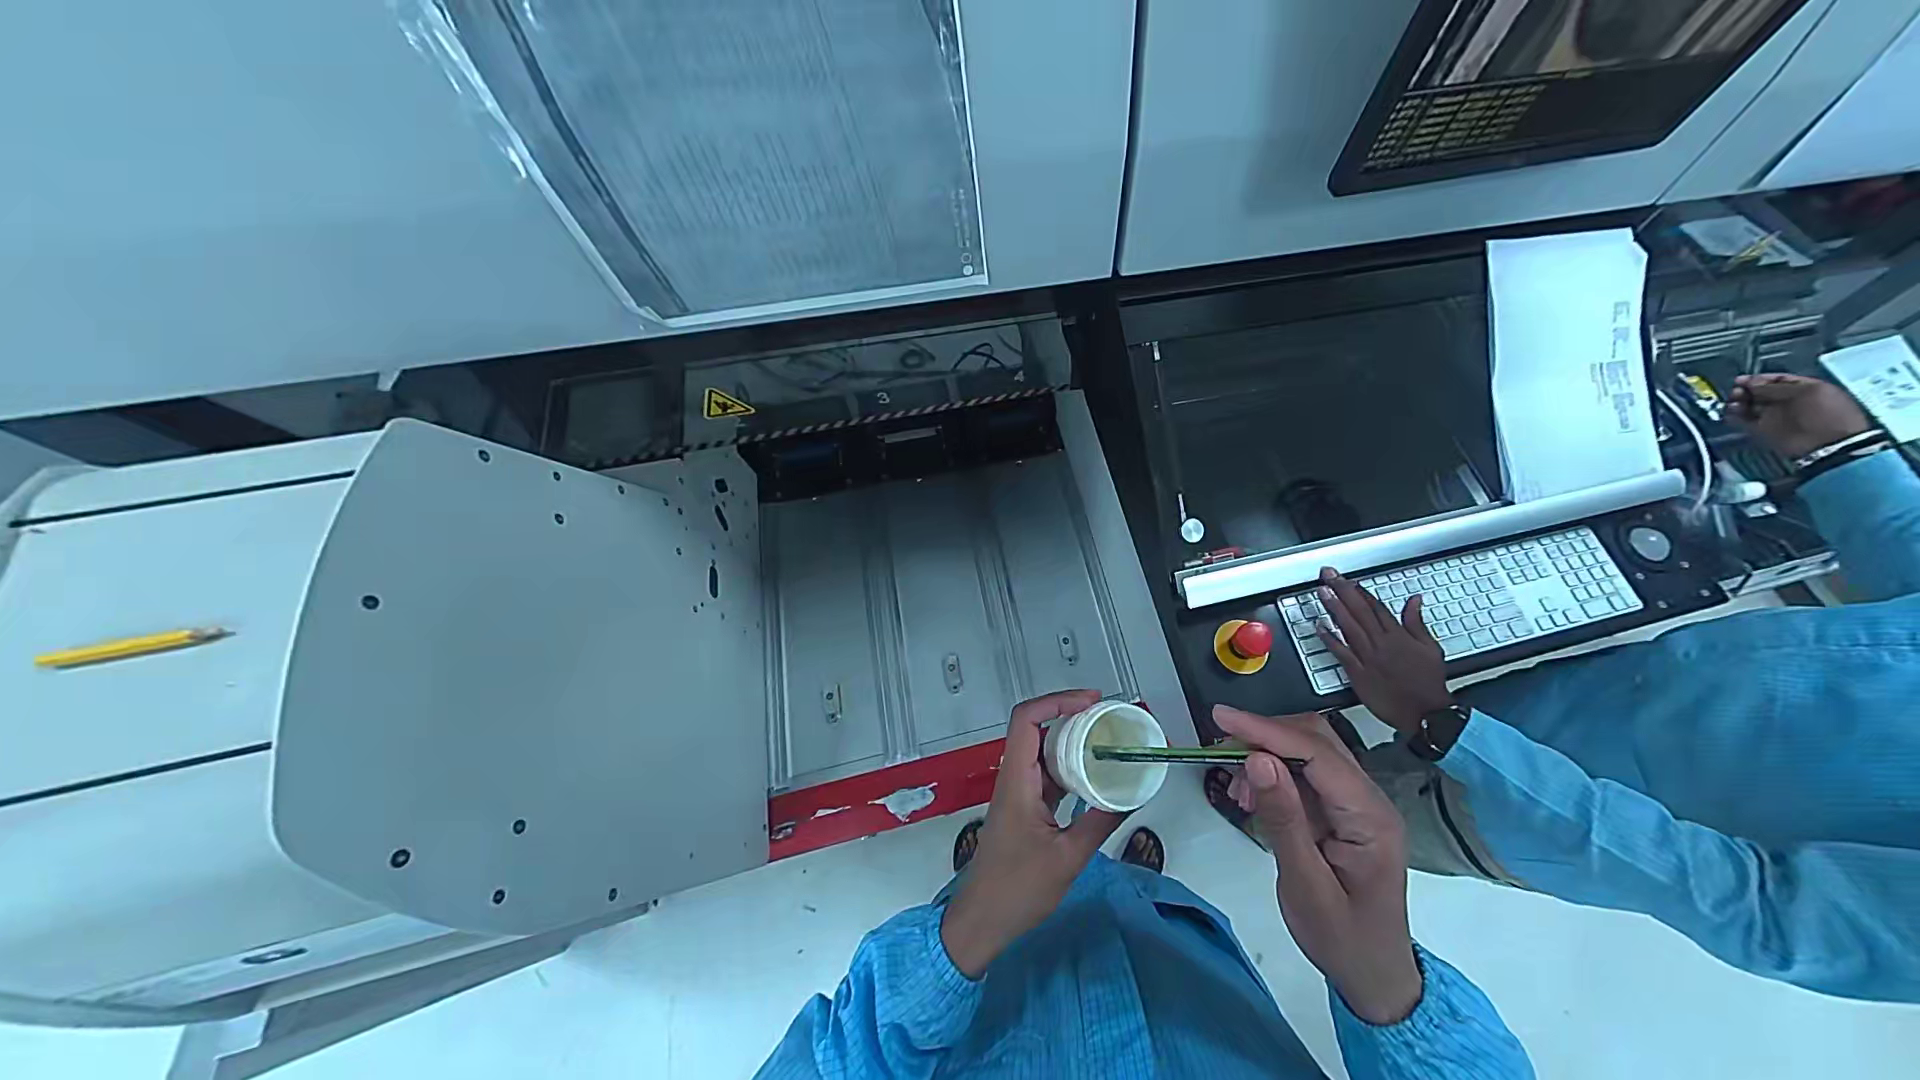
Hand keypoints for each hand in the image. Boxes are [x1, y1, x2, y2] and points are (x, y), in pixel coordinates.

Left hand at [940, 689, 1125, 977]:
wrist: (982, 920)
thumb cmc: (1016, 890)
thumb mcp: (1067, 858)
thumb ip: (1100, 823)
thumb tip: (1131, 796)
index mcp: (1017, 780)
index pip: (1026, 719)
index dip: (1057, 701)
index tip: (1092, 702)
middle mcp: (1015, 778)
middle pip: (1037, 729)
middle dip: (1072, 716)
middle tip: (1109, 719)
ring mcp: (1019, 793)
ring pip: (1045, 752)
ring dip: (1073, 742)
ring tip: (1108, 742)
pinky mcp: (1026, 808)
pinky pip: (1049, 776)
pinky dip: (1071, 769)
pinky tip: (1096, 777)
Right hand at [1213, 705, 1422, 1024]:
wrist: (1374, 976)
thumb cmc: (1343, 939)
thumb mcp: (1306, 884)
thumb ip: (1283, 818)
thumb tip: (1257, 760)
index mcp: (1370, 817)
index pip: (1316, 753)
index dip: (1266, 730)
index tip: (1221, 717)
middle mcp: (1369, 799)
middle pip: (1315, 740)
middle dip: (1263, 736)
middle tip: (1220, 752)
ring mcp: (1356, 803)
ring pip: (1306, 751)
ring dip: (1264, 755)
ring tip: (1237, 788)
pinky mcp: (1340, 810)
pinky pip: (1303, 774)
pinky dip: (1270, 774)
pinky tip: (1251, 795)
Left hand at [1315, 566, 1451, 734]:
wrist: (1426, 713)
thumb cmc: (1429, 682)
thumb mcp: (1431, 648)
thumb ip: (1417, 622)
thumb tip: (1415, 599)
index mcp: (1398, 636)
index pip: (1375, 607)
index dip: (1359, 591)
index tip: (1347, 579)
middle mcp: (1381, 643)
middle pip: (1359, 611)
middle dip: (1342, 590)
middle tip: (1327, 575)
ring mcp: (1368, 657)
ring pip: (1348, 627)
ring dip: (1333, 607)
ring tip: (1321, 591)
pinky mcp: (1358, 673)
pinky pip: (1341, 652)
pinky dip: (1329, 638)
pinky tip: (1318, 626)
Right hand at [1730, 373, 1871, 458]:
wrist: (1824, 444)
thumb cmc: (1822, 413)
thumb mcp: (1805, 392)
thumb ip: (1776, 387)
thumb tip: (1750, 383)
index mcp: (1803, 389)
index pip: (1777, 380)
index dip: (1758, 379)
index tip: (1739, 380)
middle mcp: (1786, 401)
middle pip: (1760, 393)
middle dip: (1745, 391)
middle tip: (1735, 393)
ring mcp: (1773, 416)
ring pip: (1749, 406)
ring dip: (1738, 403)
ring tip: (1732, 403)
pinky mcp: (1761, 430)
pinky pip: (1744, 421)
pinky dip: (1735, 416)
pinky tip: (1730, 413)